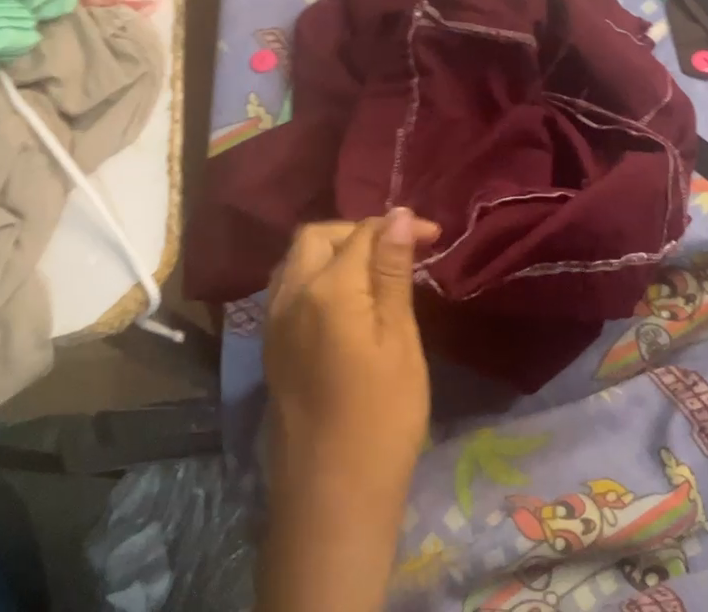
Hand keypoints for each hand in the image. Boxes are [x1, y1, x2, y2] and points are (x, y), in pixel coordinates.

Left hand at [263, 209, 439, 498]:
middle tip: (400, 251)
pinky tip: (346, 301)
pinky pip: (288, 289)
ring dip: (333, 252)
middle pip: (317, 237)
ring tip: (375, 271)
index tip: (435, 236)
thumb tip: (396, 216)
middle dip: (357, 231)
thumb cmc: (381, 416)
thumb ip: (392, 273)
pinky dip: (317, 278)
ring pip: (296, 261)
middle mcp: (289, 295)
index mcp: (326, 289)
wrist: (331, 493)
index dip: (398, 226)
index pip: (361, 233)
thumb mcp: (398, 340)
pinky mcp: (272, 347)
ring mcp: (274, 322)